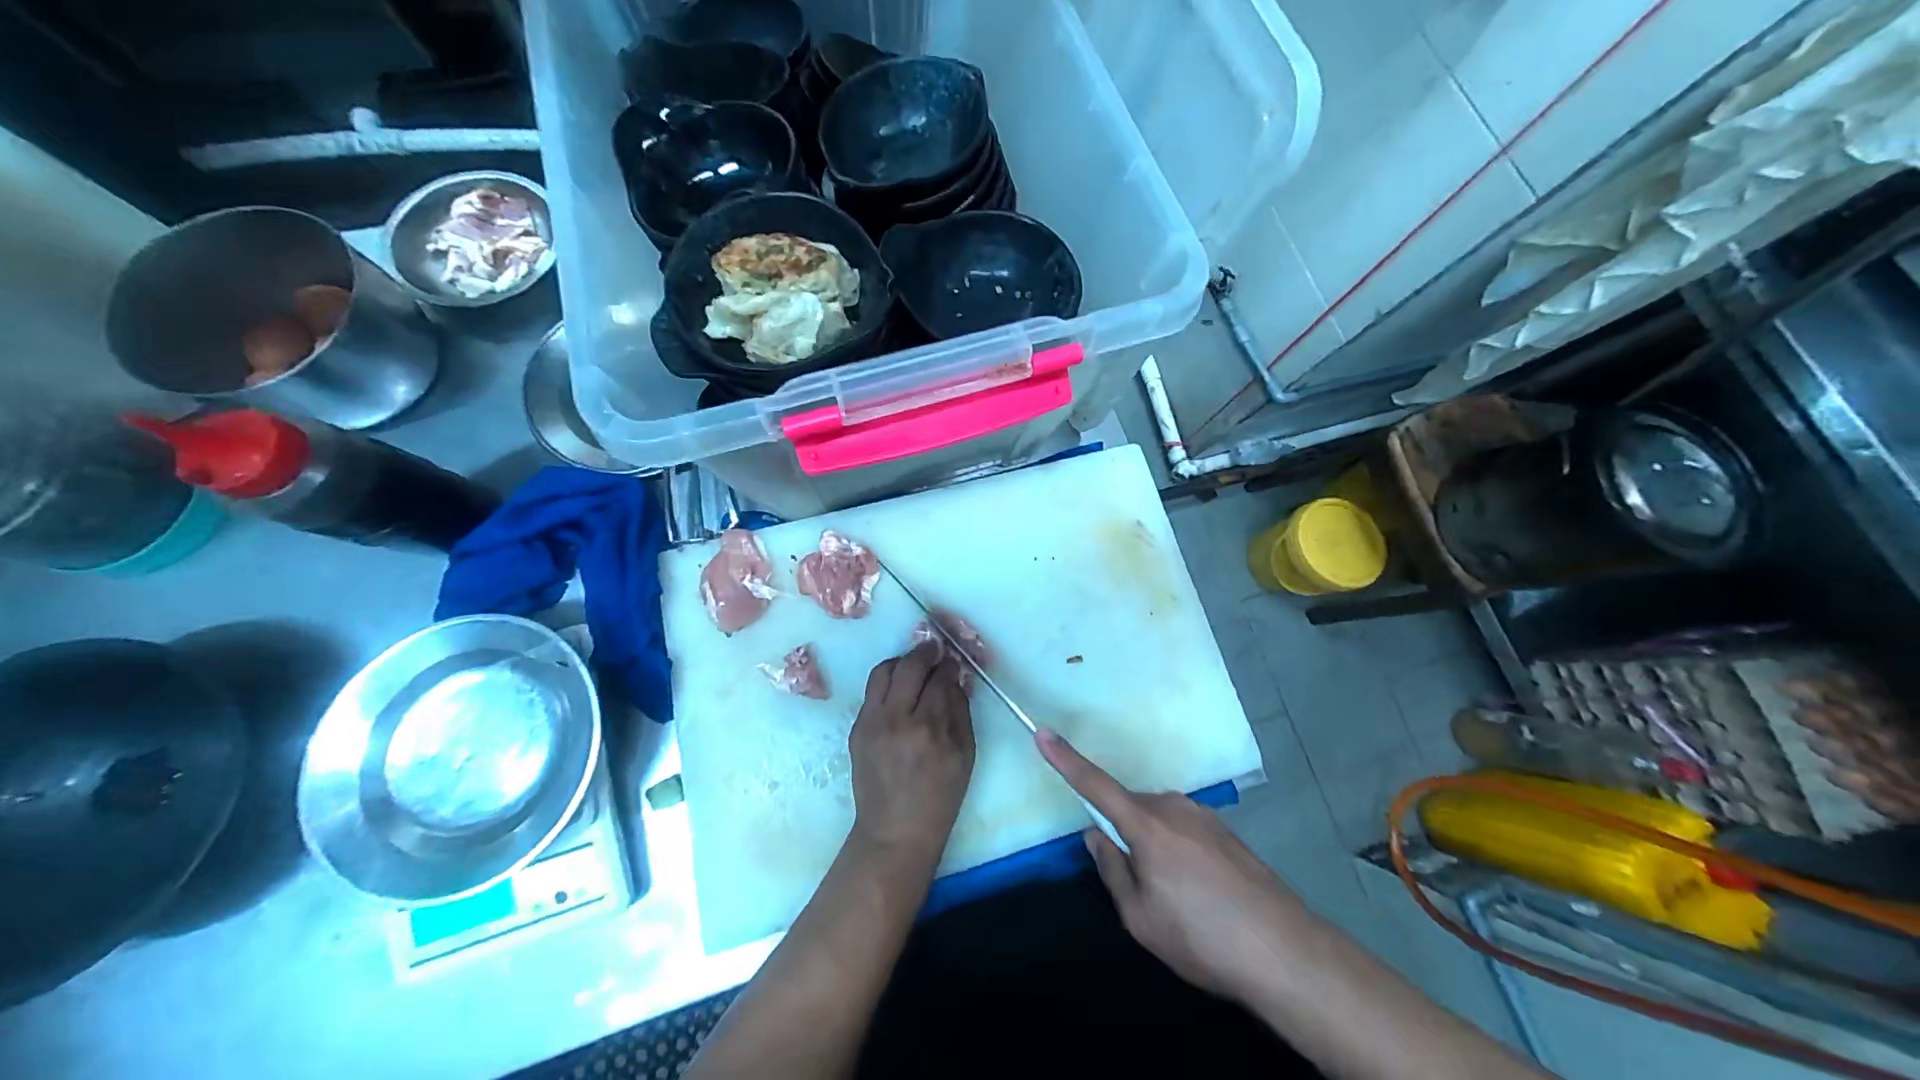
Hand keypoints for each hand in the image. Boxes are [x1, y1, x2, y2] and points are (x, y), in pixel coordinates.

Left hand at [848, 643, 975, 855]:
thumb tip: (954, 678)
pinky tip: (899, 691)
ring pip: (884, 671)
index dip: (948, 664)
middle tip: (934, 649)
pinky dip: (888, 683)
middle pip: (910, 666)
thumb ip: (960, 711)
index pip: (940, 678)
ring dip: (901, 662)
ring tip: (913, 665)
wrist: (895, 830)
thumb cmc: (940, 796)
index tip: (952, 660)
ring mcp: (872, 723)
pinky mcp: (857, 729)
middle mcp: (898, 720)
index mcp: (931, 729)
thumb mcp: (965, 755)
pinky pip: (872, 692)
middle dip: (924, 652)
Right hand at [1037, 729, 1317, 1004]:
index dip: (1066, 760)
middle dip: (1123, 835)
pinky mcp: (1226, 830)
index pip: (1095, 786)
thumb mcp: (1140, 918)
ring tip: (1179, 900)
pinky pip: (1184, 830)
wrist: (1285, 952)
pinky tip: (1203, 894)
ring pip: (1158, 821)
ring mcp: (1204, 816)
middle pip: (1129, 809)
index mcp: (1147, 826)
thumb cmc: (1201, 938)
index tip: (1042, 734)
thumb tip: (1097, 835)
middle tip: (1142, 889)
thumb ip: (1112, 870)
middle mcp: (1174, 808)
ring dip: (1153, 846)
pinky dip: (1179, 852)